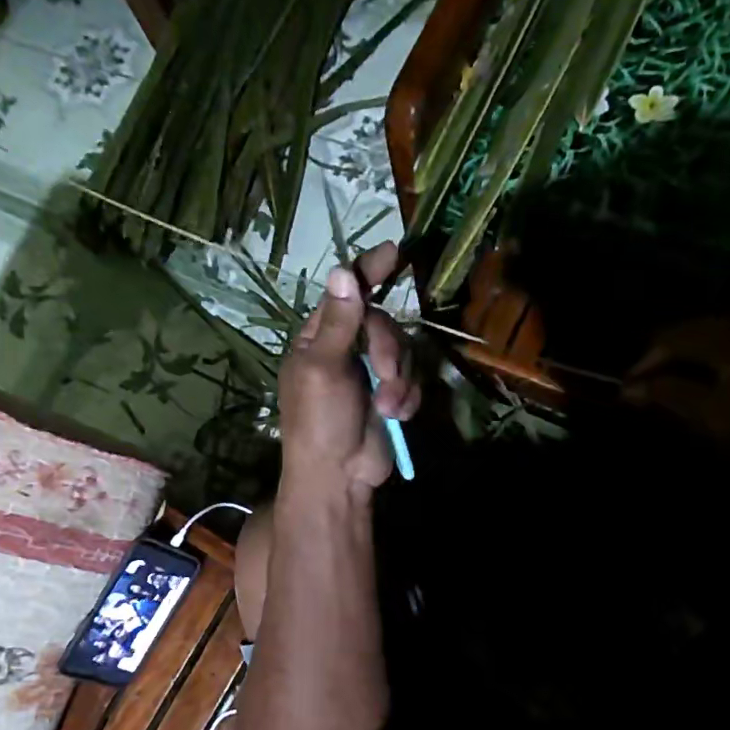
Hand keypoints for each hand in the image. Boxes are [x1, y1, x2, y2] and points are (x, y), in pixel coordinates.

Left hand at [277, 241, 420, 502]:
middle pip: (382, 323)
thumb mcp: (323, 368)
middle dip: (388, 349)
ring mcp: (369, 374)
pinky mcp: (390, 396)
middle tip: (383, 374)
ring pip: (403, 352)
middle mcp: (345, 350)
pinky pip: (411, 380)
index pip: (346, 294)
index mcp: (318, 339)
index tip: (395, 253)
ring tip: (387, 406)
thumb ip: (338, 322)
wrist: (339, 476)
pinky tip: (397, 416)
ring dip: (399, 380)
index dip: (368, 272)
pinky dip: (407, 398)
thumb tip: (343, 270)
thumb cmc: (319, 421)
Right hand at [622, 316, 729, 467]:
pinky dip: (715, 355)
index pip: (672, 340)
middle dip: (665, 356)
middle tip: (646, 386)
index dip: (644, 364)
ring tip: (675, 382)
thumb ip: (673, 399)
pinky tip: (715, 378)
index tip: (627, 390)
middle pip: (693, 330)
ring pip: (716, 332)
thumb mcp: (720, 425)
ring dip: (690, 355)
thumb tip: (630, 390)